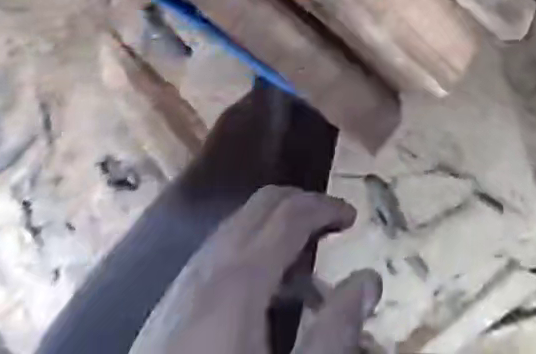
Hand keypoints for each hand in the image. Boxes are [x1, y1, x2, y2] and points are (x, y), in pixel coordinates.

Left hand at [130, 187, 382, 353]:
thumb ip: (334, 332)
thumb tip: (369, 279)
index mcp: (240, 278)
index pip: (290, 214)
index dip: (325, 206)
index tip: (353, 217)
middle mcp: (208, 266)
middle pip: (259, 206)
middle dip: (300, 204)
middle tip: (332, 225)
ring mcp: (182, 284)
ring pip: (235, 226)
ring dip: (272, 226)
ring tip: (303, 261)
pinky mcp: (167, 308)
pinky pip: (215, 252)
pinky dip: (247, 247)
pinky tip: (259, 292)